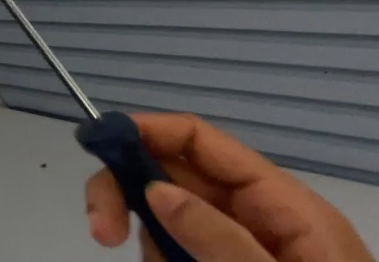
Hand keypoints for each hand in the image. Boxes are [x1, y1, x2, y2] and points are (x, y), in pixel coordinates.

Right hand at [86, 114, 374, 261]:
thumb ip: (221, 239)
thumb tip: (153, 189)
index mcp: (284, 204)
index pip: (197, 137)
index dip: (141, 129)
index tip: (94, 145)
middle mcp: (257, 213)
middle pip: (168, 172)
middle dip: (124, 192)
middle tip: (100, 229)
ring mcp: (241, 242)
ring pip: (163, 212)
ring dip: (147, 237)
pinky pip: (174, 245)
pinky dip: (161, 257)